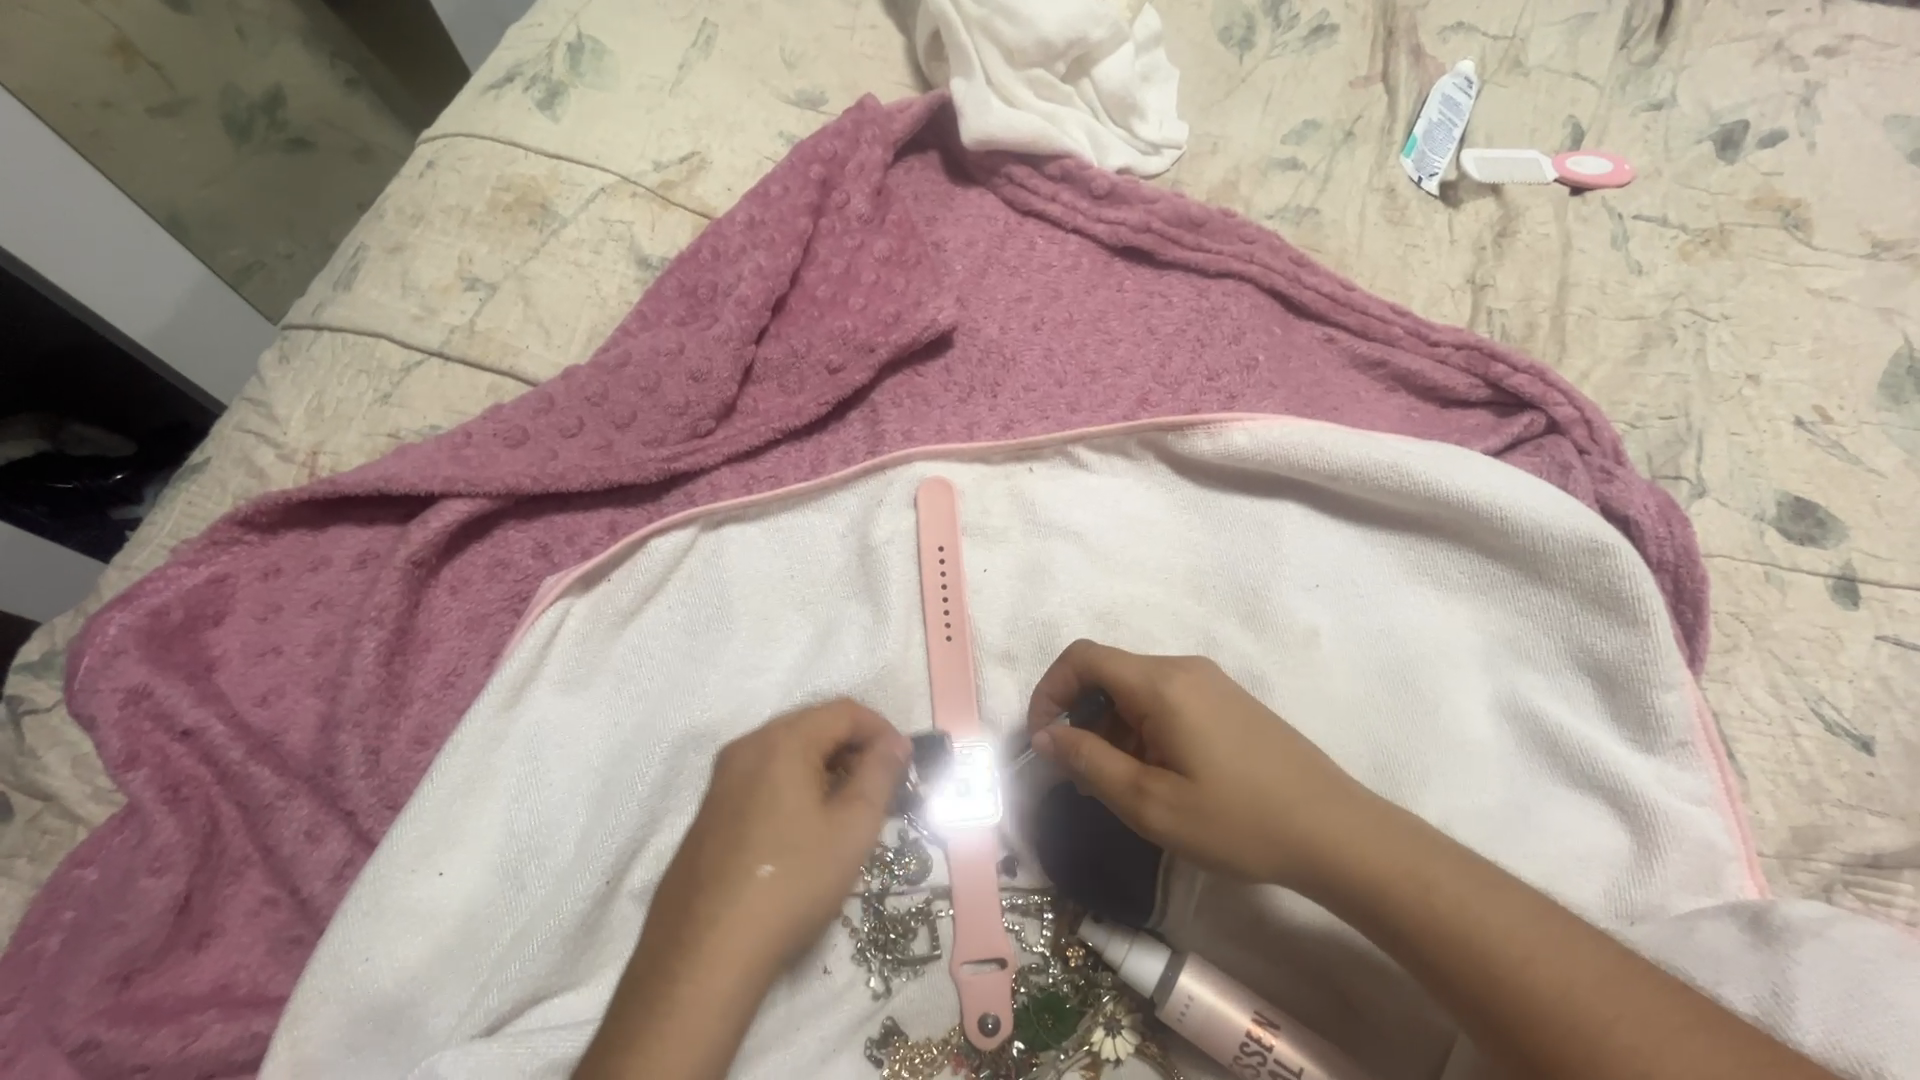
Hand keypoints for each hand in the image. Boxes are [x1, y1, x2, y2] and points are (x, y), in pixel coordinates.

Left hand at [643, 700, 909, 978]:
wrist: (705, 951)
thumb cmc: (792, 882)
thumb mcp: (853, 828)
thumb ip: (880, 774)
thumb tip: (894, 742)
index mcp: (781, 741)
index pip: (844, 710)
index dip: (882, 730)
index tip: (906, 767)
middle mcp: (746, 747)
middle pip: (813, 725)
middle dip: (854, 749)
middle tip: (882, 790)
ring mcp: (721, 779)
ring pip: (787, 753)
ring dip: (826, 769)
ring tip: (850, 812)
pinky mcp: (710, 811)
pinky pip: (763, 778)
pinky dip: (796, 786)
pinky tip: (808, 831)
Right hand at [1027, 640, 1372, 889]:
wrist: (1338, 833)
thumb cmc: (1238, 821)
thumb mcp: (1150, 804)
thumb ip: (1089, 763)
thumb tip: (1046, 736)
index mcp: (1162, 684)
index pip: (1083, 658)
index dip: (1049, 692)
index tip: (1042, 742)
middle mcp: (1185, 669)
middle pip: (1109, 674)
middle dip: (1081, 719)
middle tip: (1082, 779)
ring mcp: (1212, 684)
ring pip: (1137, 691)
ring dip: (1112, 730)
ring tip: (1122, 789)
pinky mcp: (1230, 703)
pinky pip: (1167, 703)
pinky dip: (1143, 732)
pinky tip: (1160, 780)